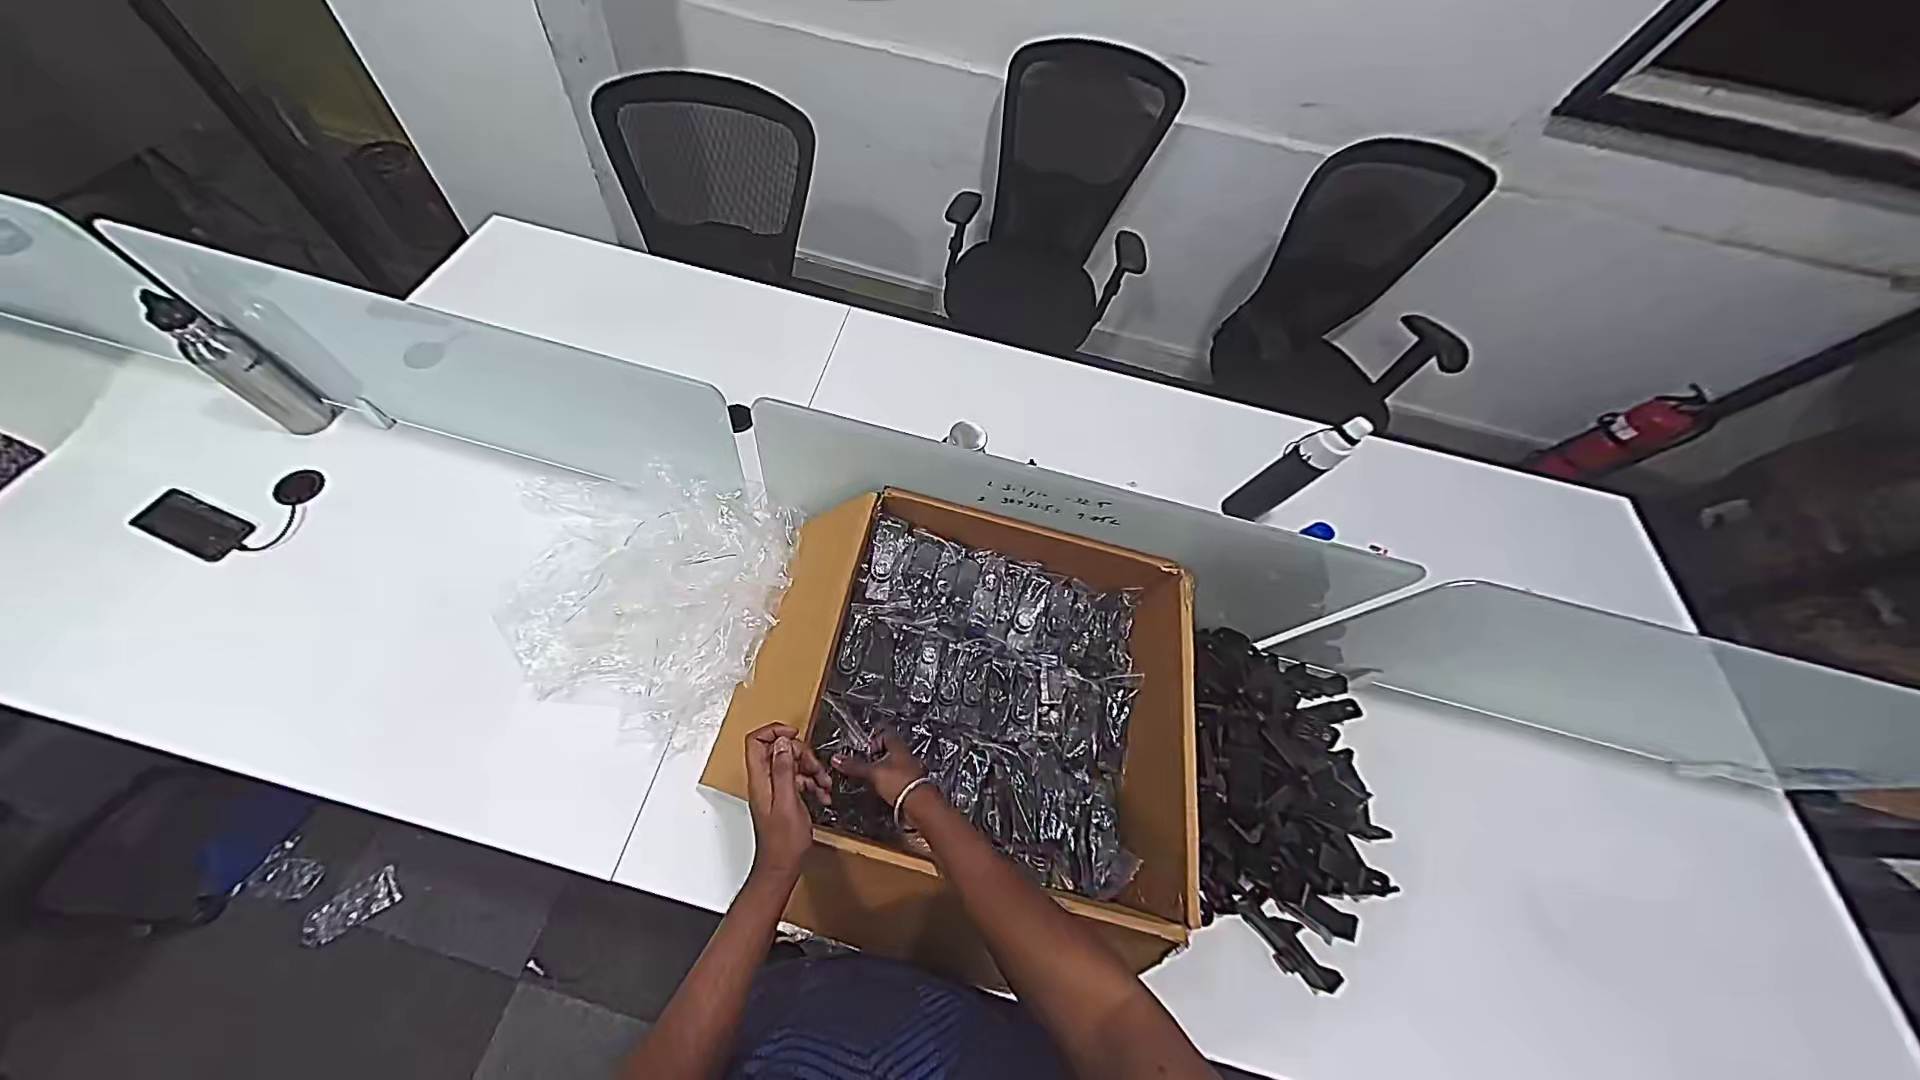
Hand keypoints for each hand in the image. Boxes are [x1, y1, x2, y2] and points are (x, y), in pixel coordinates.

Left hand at [744, 723, 830, 884]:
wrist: (783, 866)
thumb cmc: (783, 842)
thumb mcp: (787, 801)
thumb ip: (783, 770)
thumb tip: (782, 742)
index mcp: (760, 779)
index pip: (756, 741)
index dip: (774, 731)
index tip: (794, 734)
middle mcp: (764, 780)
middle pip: (780, 749)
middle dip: (802, 754)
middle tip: (814, 768)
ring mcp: (774, 788)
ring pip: (792, 763)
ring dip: (812, 769)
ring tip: (824, 785)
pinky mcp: (785, 795)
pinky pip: (799, 777)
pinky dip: (813, 782)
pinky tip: (822, 794)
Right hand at [832, 732, 927, 808]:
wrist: (919, 805)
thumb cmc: (898, 782)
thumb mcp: (873, 773)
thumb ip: (854, 766)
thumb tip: (836, 758)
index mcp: (899, 747)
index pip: (885, 735)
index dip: (873, 742)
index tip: (863, 752)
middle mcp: (906, 756)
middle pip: (888, 752)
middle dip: (875, 759)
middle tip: (864, 767)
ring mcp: (910, 771)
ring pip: (892, 766)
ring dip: (881, 772)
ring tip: (871, 781)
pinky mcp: (911, 786)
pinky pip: (896, 780)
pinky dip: (888, 783)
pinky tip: (882, 791)